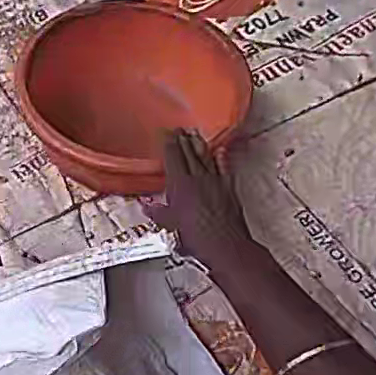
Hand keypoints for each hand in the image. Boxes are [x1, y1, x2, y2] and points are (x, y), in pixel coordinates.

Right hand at [150, 129, 255, 268]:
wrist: (225, 245)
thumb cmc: (195, 238)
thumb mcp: (170, 226)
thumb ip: (158, 212)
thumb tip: (147, 205)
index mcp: (181, 184)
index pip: (173, 156)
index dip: (168, 142)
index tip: (165, 132)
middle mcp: (198, 178)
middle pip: (189, 152)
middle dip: (182, 138)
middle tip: (178, 129)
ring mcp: (215, 181)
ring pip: (205, 156)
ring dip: (199, 144)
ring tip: (194, 134)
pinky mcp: (228, 187)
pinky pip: (223, 168)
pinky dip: (220, 158)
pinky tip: (219, 151)